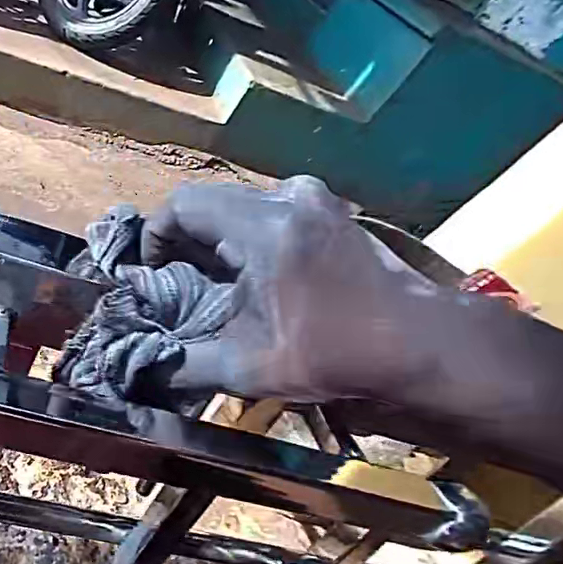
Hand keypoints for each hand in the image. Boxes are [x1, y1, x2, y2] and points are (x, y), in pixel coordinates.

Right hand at [142, 176, 452, 402]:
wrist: (420, 343)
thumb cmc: (336, 353)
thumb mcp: (250, 367)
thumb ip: (185, 364)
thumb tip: (142, 367)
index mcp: (264, 225)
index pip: (182, 205)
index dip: (154, 237)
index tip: (151, 274)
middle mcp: (288, 195)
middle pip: (211, 202)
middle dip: (184, 241)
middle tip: (176, 284)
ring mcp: (315, 198)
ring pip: (241, 205)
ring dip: (217, 238)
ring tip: (213, 283)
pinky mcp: (331, 210)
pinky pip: (270, 211)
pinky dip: (248, 236)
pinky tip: (254, 276)